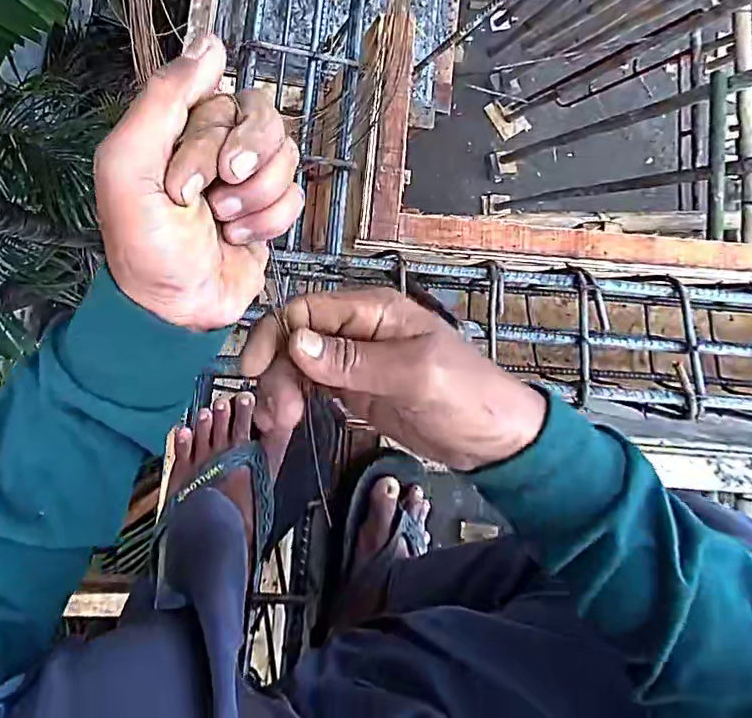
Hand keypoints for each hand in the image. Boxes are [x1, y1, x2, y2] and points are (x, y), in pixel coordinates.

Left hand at [94, 35, 303, 331]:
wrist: (174, 309)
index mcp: (177, 125)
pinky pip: (295, 191)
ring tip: (221, 221)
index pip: (222, 98)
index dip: (210, 141)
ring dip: (255, 198)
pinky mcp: (267, 204)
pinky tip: (236, 237)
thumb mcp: (130, 166)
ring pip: (285, 154)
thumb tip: (209, 43)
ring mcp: (244, 173)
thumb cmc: (143, 244)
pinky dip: (268, 221)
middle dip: (239, 170)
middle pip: (262, 119)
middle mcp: (213, 141)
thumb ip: (163, 99)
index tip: (185, 183)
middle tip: (211, 200)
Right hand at [239, 288, 547, 469]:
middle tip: (276, 414)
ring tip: (279, 422)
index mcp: (371, 310)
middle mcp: (355, 328)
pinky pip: (309, 385)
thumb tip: (295, 343)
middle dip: (277, 371)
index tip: (253, 370)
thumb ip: (354, 360)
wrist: (498, 442)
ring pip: (296, 363)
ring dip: (280, 388)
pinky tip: (287, 420)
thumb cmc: (467, 395)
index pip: (306, 310)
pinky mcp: (351, 386)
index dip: (274, 334)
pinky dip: (293, 399)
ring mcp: (351, 358)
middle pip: (294, 338)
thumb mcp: (414, 374)